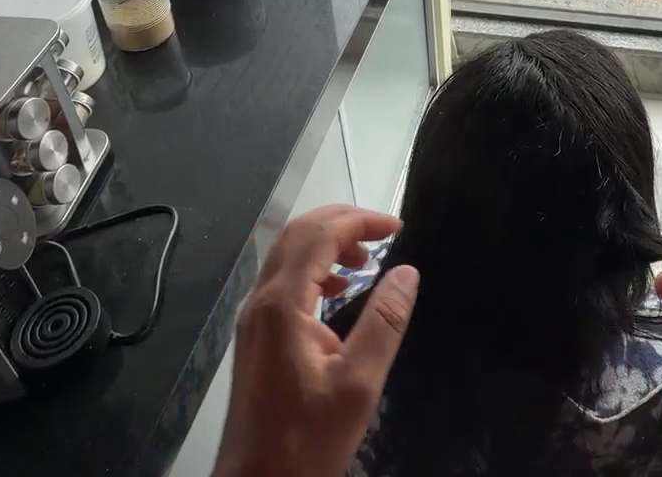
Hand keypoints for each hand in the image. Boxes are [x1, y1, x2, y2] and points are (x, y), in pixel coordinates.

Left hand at [213, 205, 419, 476]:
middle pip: (299, 233)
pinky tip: (342, 288)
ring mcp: (254, 316)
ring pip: (289, 252)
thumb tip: (407, 272)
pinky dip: (317, 266)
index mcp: (283, 304)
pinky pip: (286, 277)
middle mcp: (261, 299)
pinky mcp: (256, 333)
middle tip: (384, 231)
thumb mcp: (358, 384)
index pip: (320, 234)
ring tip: (368, 259)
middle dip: (344, 221)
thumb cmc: (306, 441)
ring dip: (329, 242)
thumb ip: (384, 322)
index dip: (360, 220)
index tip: (396, 227)